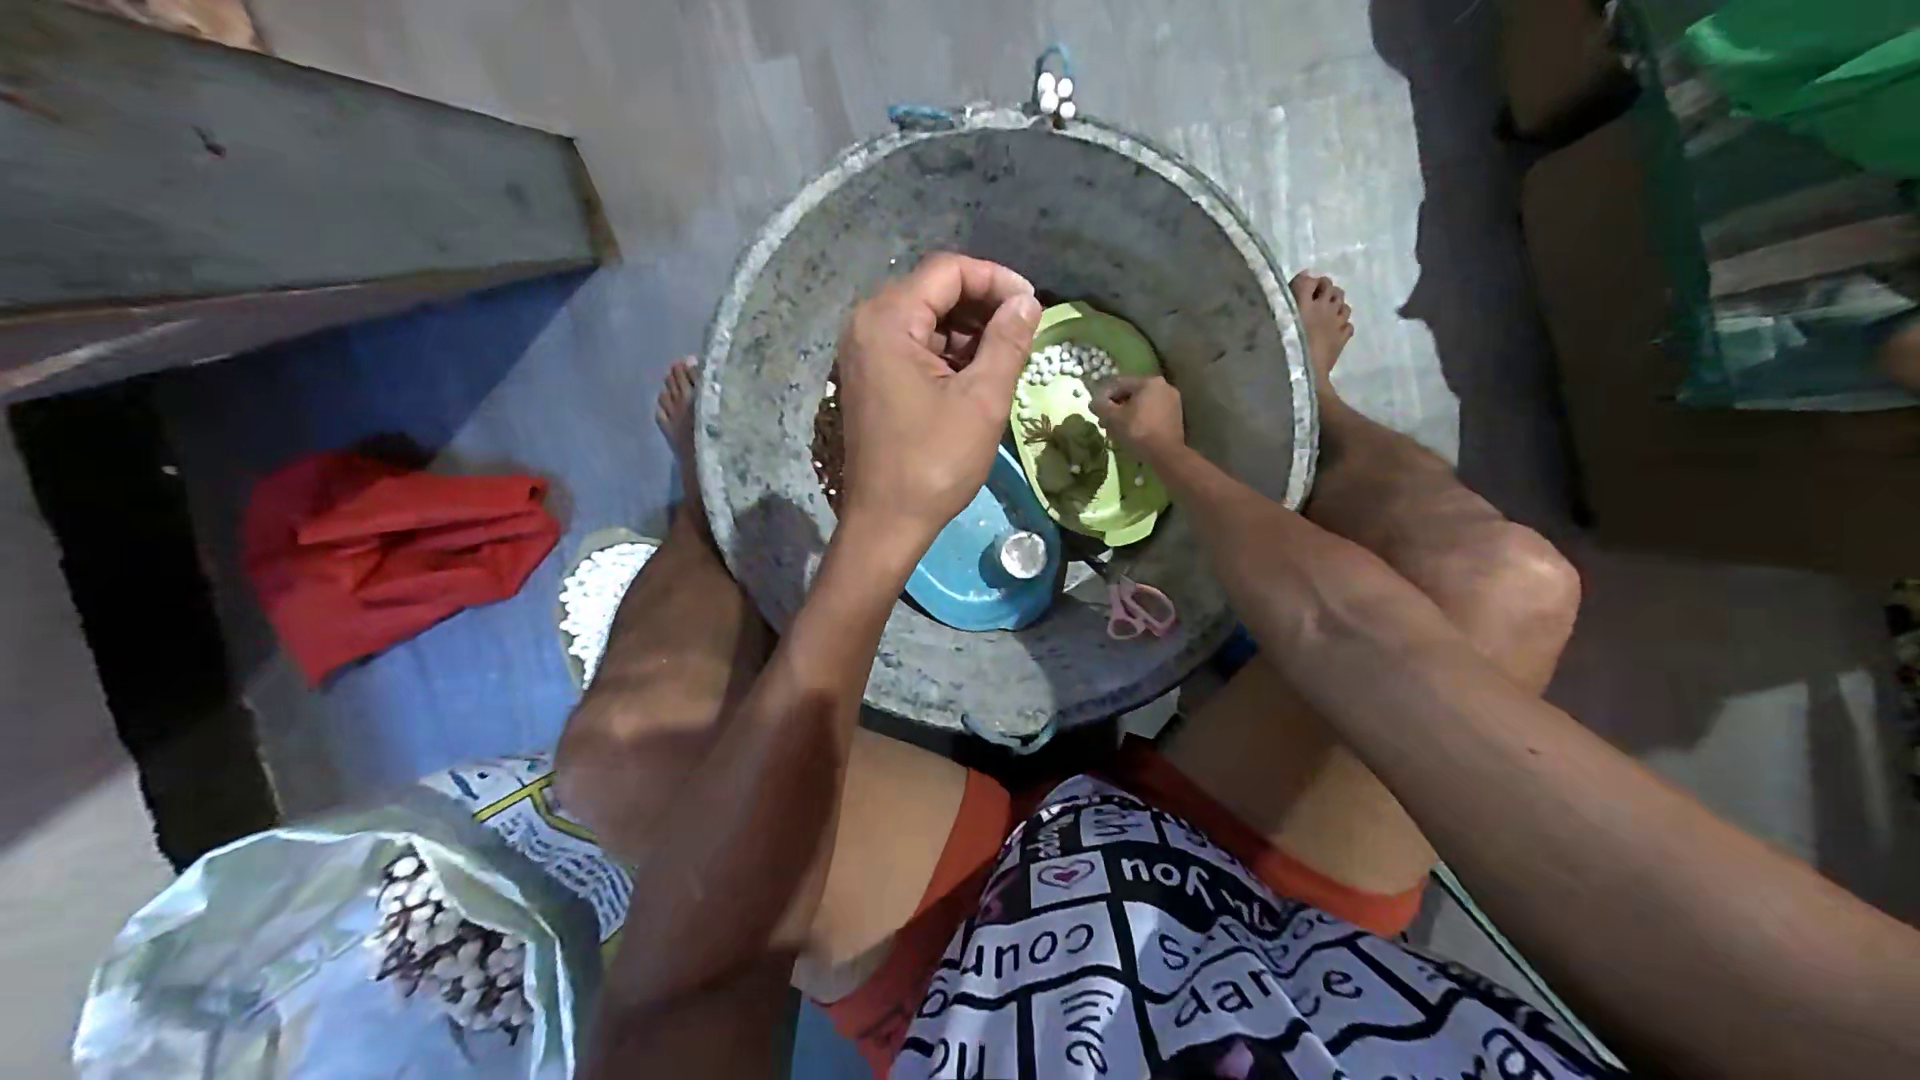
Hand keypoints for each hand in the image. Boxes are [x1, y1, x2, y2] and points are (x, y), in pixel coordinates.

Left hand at [836, 253, 1040, 539]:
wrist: (886, 521)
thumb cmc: (934, 463)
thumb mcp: (982, 400)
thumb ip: (1007, 342)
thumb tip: (1028, 302)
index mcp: (888, 321)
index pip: (948, 271)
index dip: (996, 280)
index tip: (1033, 306)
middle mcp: (867, 326)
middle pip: (933, 291)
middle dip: (983, 305)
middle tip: (1023, 332)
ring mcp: (865, 353)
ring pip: (925, 320)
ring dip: (968, 332)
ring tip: (1006, 357)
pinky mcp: (870, 378)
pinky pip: (913, 347)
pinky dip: (947, 354)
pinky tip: (977, 375)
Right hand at [1093, 375, 1184, 460]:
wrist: (1166, 454)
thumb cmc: (1138, 432)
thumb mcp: (1113, 418)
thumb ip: (1101, 405)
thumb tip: (1094, 401)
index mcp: (1148, 382)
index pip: (1118, 384)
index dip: (1103, 396)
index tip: (1096, 411)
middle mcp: (1163, 386)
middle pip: (1131, 394)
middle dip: (1115, 407)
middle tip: (1105, 422)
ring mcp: (1171, 400)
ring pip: (1141, 404)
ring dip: (1126, 414)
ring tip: (1116, 430)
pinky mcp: (1175, 415)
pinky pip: (1152, 412)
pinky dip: (1140, 419)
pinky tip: (1131, 432)